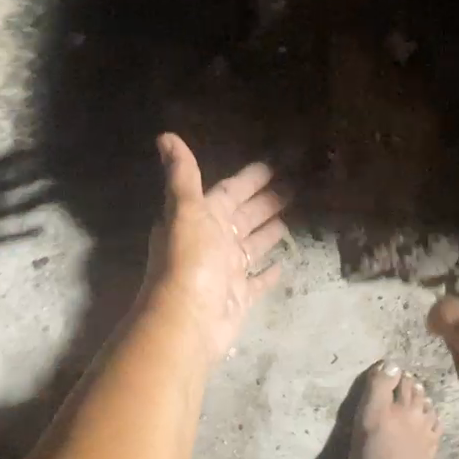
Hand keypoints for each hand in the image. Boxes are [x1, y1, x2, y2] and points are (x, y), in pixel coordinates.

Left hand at [143, 133, 287, 362]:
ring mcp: (226, 271)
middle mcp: (212, 242)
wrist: (187, 321)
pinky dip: (269, 272)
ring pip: (251, 246)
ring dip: (268, 232)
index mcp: (201, 219)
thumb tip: (165, 136)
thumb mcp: (186, 210)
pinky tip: (285, 263)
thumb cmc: (189, 261)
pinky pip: (258, 281)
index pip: (228, 192)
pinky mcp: (239, 297)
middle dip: (265, 202)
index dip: (249, 179)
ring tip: (291, 218)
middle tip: (294, 187)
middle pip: (243, 217)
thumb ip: (182, 175)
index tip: (272, 166)